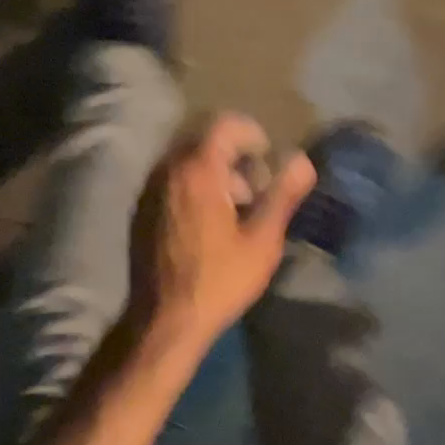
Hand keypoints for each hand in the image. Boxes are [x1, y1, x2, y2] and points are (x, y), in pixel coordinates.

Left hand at [127, 113, 317, 342]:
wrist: (164, 319)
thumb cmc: (218, 279)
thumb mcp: (262, 240)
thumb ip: (282, 194)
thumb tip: (302, 160)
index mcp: (197, 168)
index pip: (225, 124)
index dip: (251, 133)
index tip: (268, 158)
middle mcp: (168, 168)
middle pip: (205, 141)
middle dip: (234, 157)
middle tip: (256, 190)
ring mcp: (150, 188)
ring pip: (187, 161)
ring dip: (214, 173)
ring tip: (235, 211)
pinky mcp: (142, 208)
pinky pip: (172, 180)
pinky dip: (193, 187)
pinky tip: (208, 224)